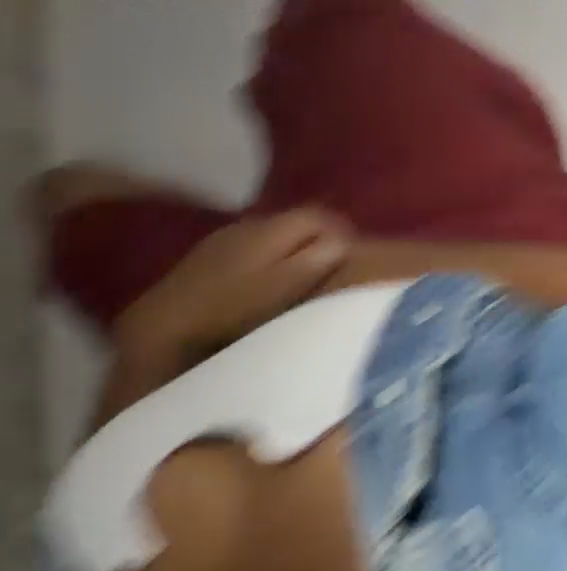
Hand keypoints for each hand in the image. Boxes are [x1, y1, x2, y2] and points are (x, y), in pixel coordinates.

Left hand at [114, 207, 351, 356]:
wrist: (170, 321)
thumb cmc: (237, 307)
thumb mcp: (286, 286)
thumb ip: (316, 259)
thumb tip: (345, 239)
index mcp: (270, 230)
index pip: (318, 215)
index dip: (343, 232)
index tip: (359, 258)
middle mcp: (248, 224)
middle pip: (297, 222)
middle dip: (322, 241)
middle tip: (340, 271)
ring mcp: (227, 237)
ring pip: (277, 234)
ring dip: (298, 251)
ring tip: (310, 278)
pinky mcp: (213, 254)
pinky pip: (257, 247)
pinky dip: (274, 259)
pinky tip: (274, 281)